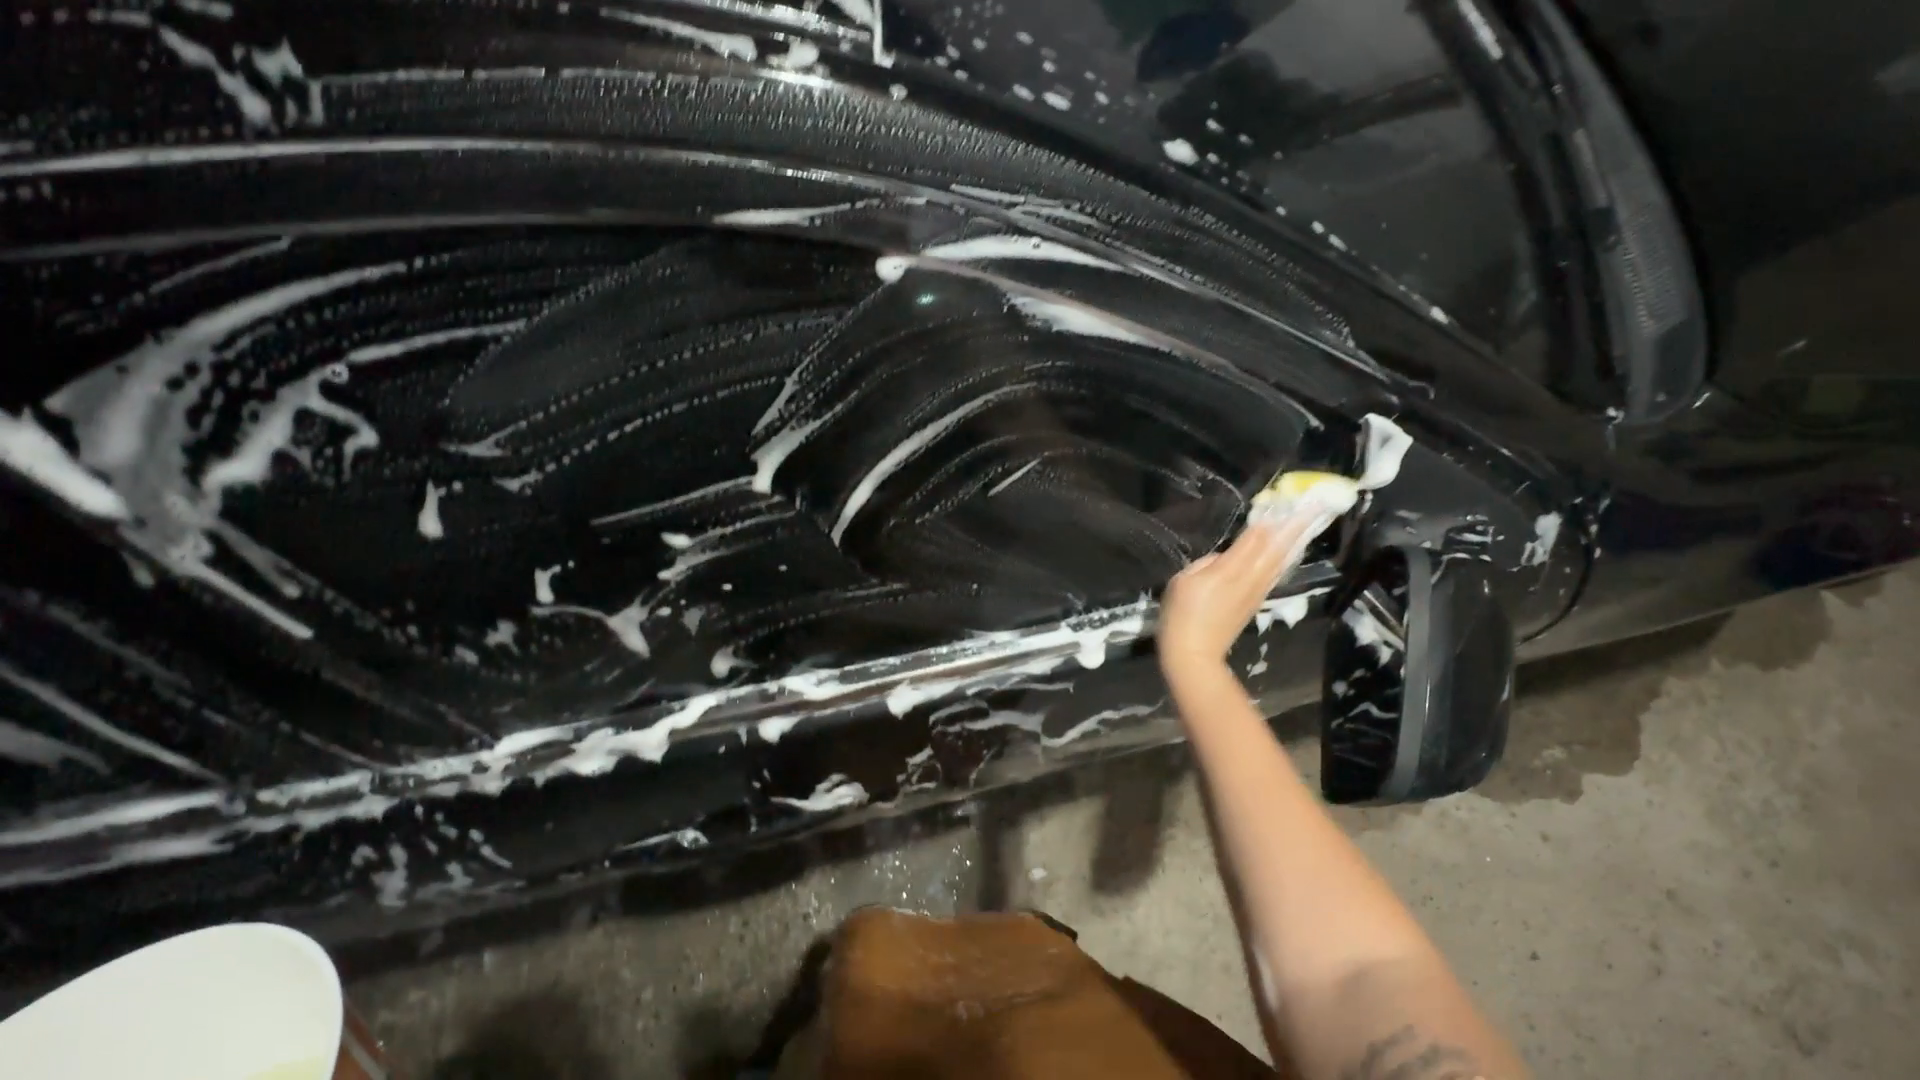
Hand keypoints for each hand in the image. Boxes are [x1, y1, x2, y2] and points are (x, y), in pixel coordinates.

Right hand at [1159, 514, 1326, 670]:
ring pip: (1280, 560)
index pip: (1256, 538)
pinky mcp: (1255, 602)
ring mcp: (1256, 592)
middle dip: (1295, 526)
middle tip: (1316, 506)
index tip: (1290, 500)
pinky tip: (1289, 551)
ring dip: (1294, 540)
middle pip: (1276, 548)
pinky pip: (1275, 573)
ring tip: (1309, 522)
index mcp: (1231, 570)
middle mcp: (1250, 579)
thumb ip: (1208, 562)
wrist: (1194, 655)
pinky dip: (1285, 558)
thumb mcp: (1184, 581)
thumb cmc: (1181, 615)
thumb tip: (1226, 557)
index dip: (1273, 518)